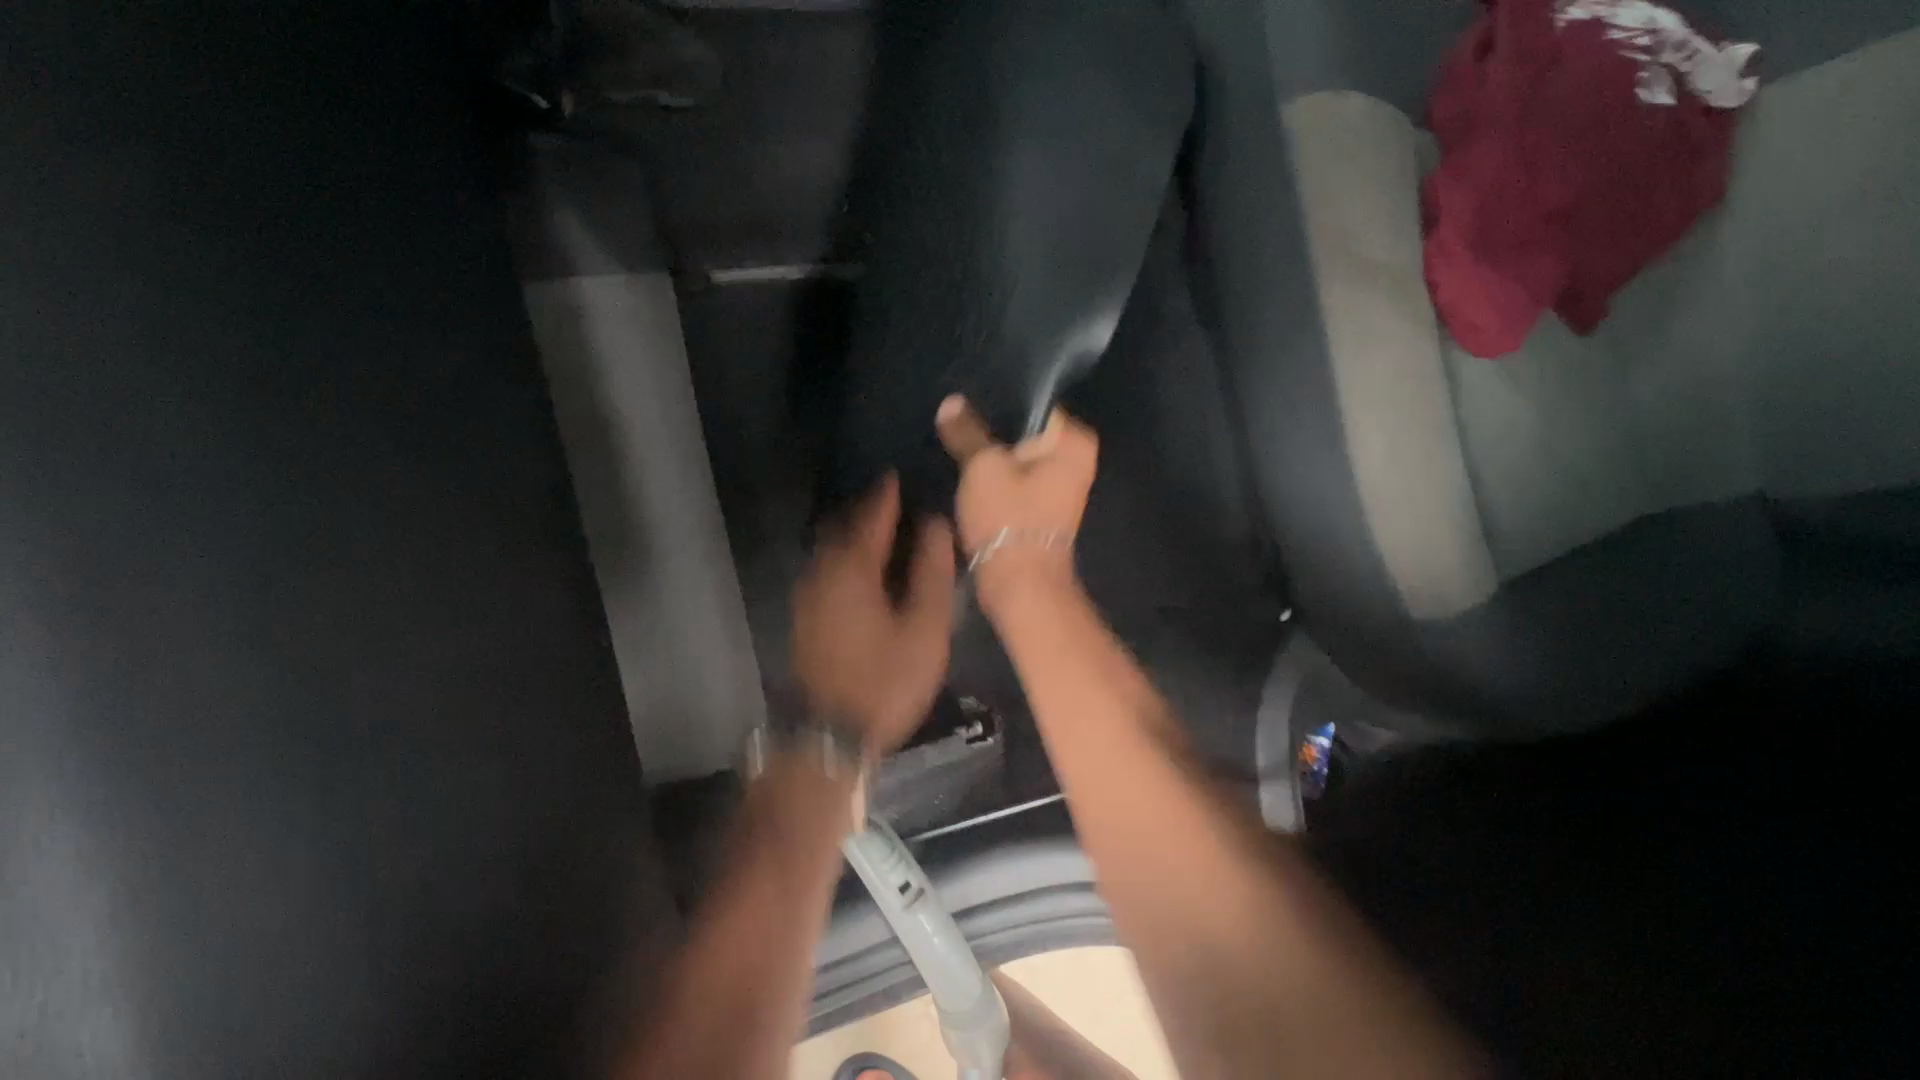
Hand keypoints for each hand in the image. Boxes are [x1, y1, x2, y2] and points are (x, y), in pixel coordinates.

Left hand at [791, 473, 955, 756]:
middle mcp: (822, 570)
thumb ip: (932, 570)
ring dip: (855, 534)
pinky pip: (827, 569)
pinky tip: (866, 571)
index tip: (900, 473)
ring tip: (886, 532)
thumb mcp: (925, 627)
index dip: (887, 493)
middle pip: (844, 525)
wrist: (829, 736)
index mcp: (853, 566)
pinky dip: (846, 558)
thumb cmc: (885, 679)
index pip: (871, 513)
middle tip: (896, 500)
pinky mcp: (805, 617)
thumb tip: (934, 524)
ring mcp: (808, 594)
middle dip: (868, 509)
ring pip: (832, 548)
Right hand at [936, 395, 1097, 609]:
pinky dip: (995, 479)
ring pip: (1017, 458)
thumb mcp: (981, 467)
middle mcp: (1077, 459)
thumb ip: (966, 431)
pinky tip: (967, 476)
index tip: (966, 401)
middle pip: (1024, 431)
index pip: (1033, 403)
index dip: (997, 401)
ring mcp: (1062, 486)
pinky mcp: (1042, 509)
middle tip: (954, 421)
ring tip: (955, 445)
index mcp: (1075, 441)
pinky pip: (1015, 481)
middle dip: (992, 430)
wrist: (1020, 584)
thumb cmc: (1009, 518)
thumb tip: (951, 403)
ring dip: (991, 456)